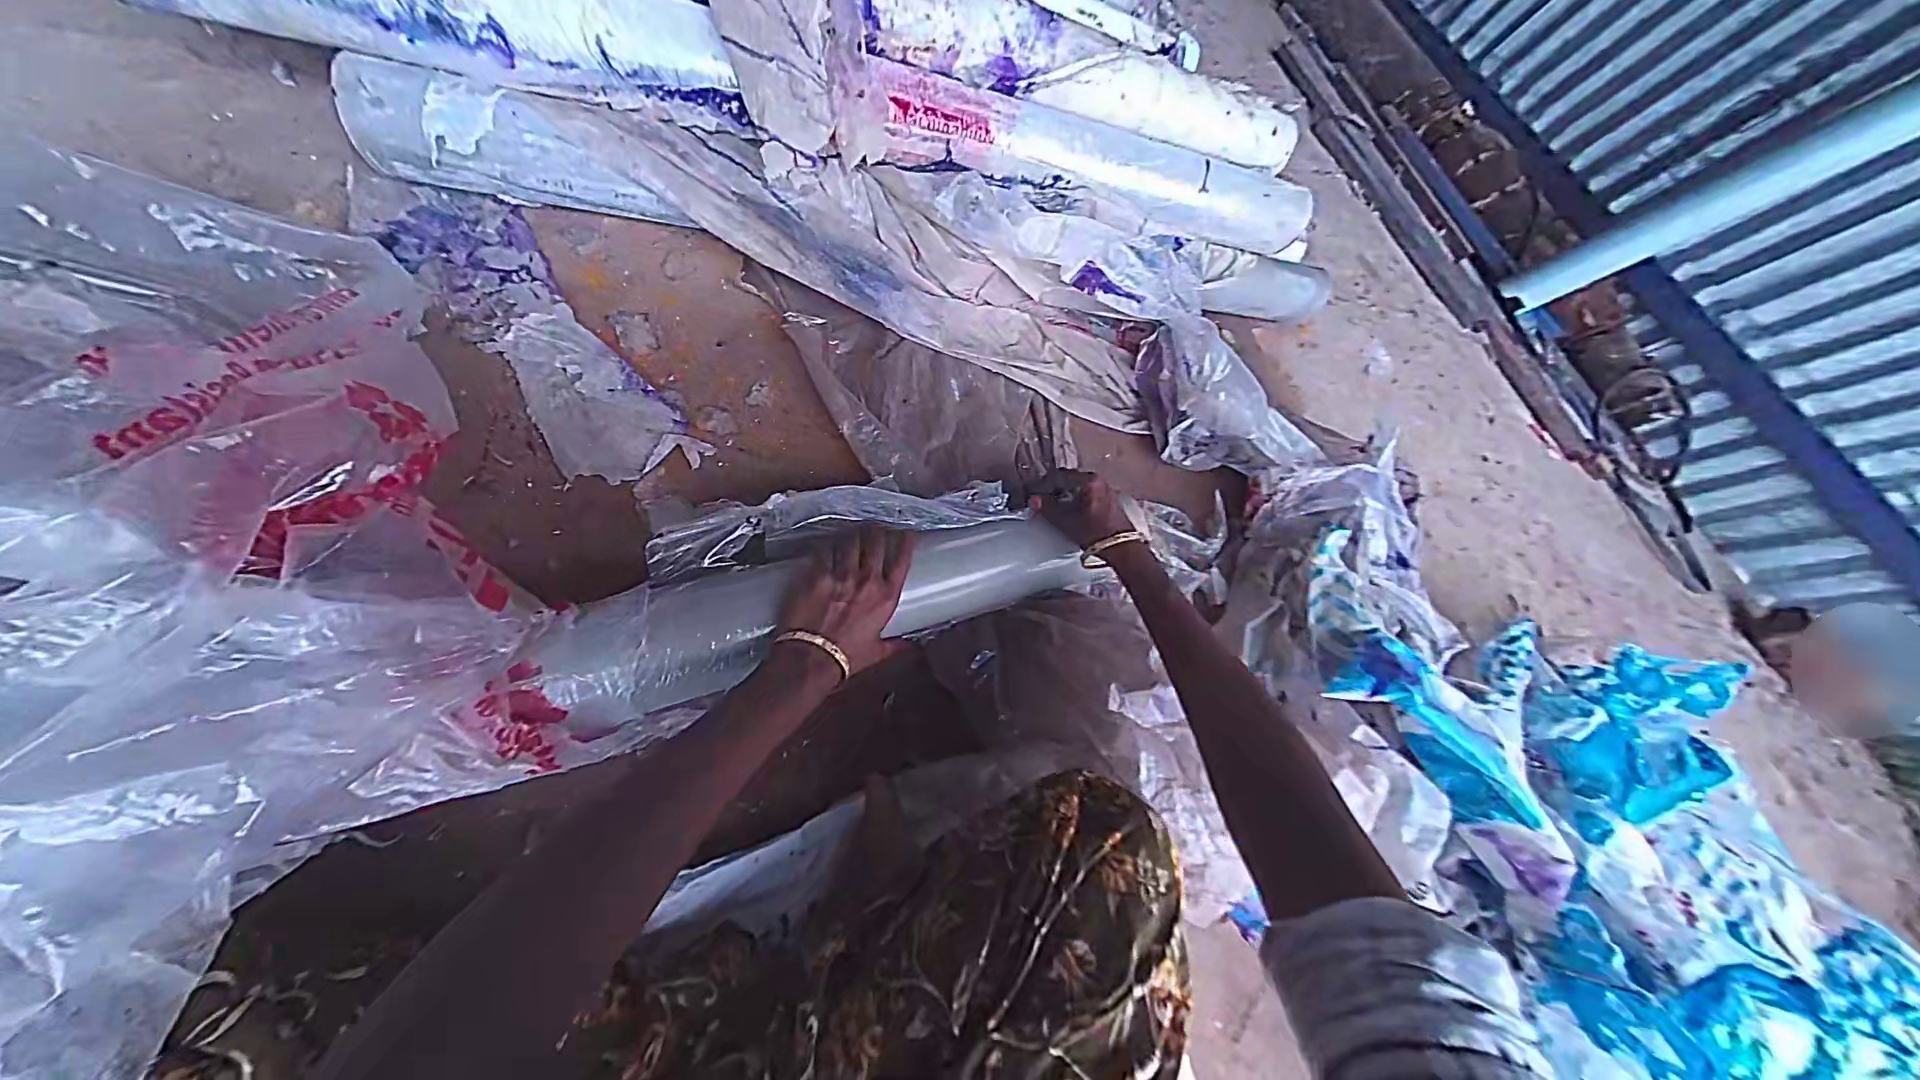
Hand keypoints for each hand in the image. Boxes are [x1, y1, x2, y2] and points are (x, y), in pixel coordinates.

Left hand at [775, 527, 915, 678]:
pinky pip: (826, 550)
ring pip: (852, 541)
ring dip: (855, 533)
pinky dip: (830, 544)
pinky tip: (830, 541)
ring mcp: (841, 575)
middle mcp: (867, 580)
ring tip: (855, 529)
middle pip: (876, 543)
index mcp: (886, 597)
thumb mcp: (877, 652)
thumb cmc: (846, 658)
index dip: (906, 542)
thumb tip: (911, 646)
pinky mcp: (817, 574)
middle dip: (878, 531)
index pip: (902, 560)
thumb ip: (895, 645)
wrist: (811, 659)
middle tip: (878, 526)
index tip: (908, 534)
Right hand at [1026, 469, 1132, 548]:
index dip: (1042, 486)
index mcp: (1088, 480)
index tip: (1034, 495)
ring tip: (1052, 508)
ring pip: (1076, 486)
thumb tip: (1034, 499)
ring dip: (1062, 494)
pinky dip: (1073, 499)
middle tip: (1040, 501)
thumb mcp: (1066, 521)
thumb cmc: (1097, 534)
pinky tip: (1067, 511)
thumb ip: (1047, 507)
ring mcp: (1104, 489)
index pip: (1058, 476)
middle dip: (1052, 489)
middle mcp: (1098, 480)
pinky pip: (1084, 493)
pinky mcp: (1107, 499)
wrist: (1121, 548)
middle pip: (1067, 479)